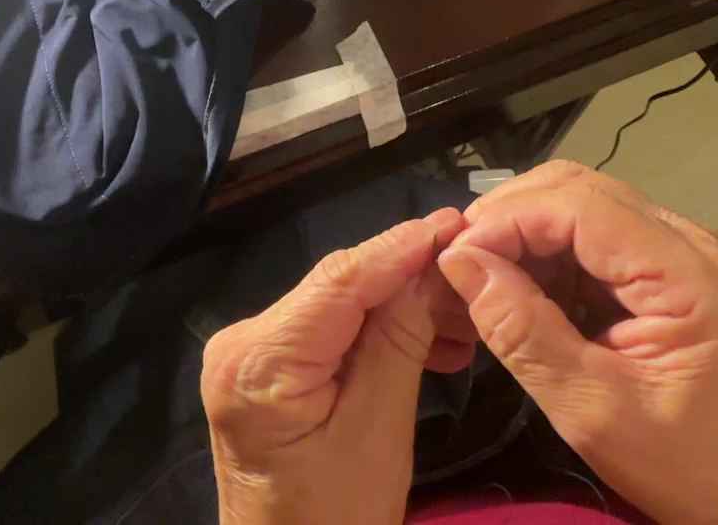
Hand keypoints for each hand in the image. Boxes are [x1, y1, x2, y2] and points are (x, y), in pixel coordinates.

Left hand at [201, 209, 476, 524]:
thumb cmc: (335, 523)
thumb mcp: (377, 434)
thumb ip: (401, 340)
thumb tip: (436, 266)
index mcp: (257, 362)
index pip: (339, 282)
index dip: (400, 247)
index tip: (455, 222)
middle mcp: (243, 339)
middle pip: (341, 287)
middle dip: (411, 277)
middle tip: (474, 274)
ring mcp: (254, 347)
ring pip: (344, 302)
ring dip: (405, 304)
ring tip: (465, 317)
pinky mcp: (272, 360)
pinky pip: (335, 327)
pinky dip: (383, 328)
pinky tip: (434, 338)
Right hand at [437, 161, 717, 524]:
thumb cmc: (670, 459)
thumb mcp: (587, 407)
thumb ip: (520, 331)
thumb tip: (457, 260)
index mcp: (689, 277)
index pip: (583, 207)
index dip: (511, 217)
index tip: (456, 252)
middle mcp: (689, 240)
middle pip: (579, 187)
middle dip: (510, 212)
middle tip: (461, 254)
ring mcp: (678, 240)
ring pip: (579, 194)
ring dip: (522, 220)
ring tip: (480, 261)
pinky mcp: (660, 250)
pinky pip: (588, 220)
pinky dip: (542, 238)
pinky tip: (515, 270)